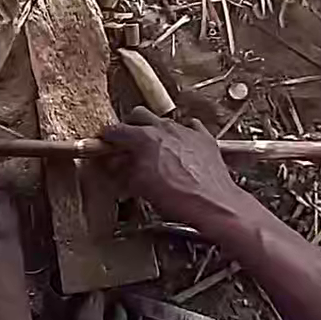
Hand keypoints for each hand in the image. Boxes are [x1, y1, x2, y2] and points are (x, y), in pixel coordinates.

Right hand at [100, 106, 252, 228]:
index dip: (107, 137)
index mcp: (144, 137)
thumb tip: (114, 165)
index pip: (116, 130)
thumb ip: (122, 171)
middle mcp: (164, 128)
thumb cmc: (180, 198)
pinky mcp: (203, 138)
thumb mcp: (140, 186)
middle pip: (138, 114)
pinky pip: (189, 127)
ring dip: (154, 130)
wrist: (215, 205)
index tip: (105, 142)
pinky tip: (179, 146)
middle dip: (130, 125)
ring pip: (163, 120)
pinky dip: (181, 134)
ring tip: (153, 148)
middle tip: (126, 141)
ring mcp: (186, 131)